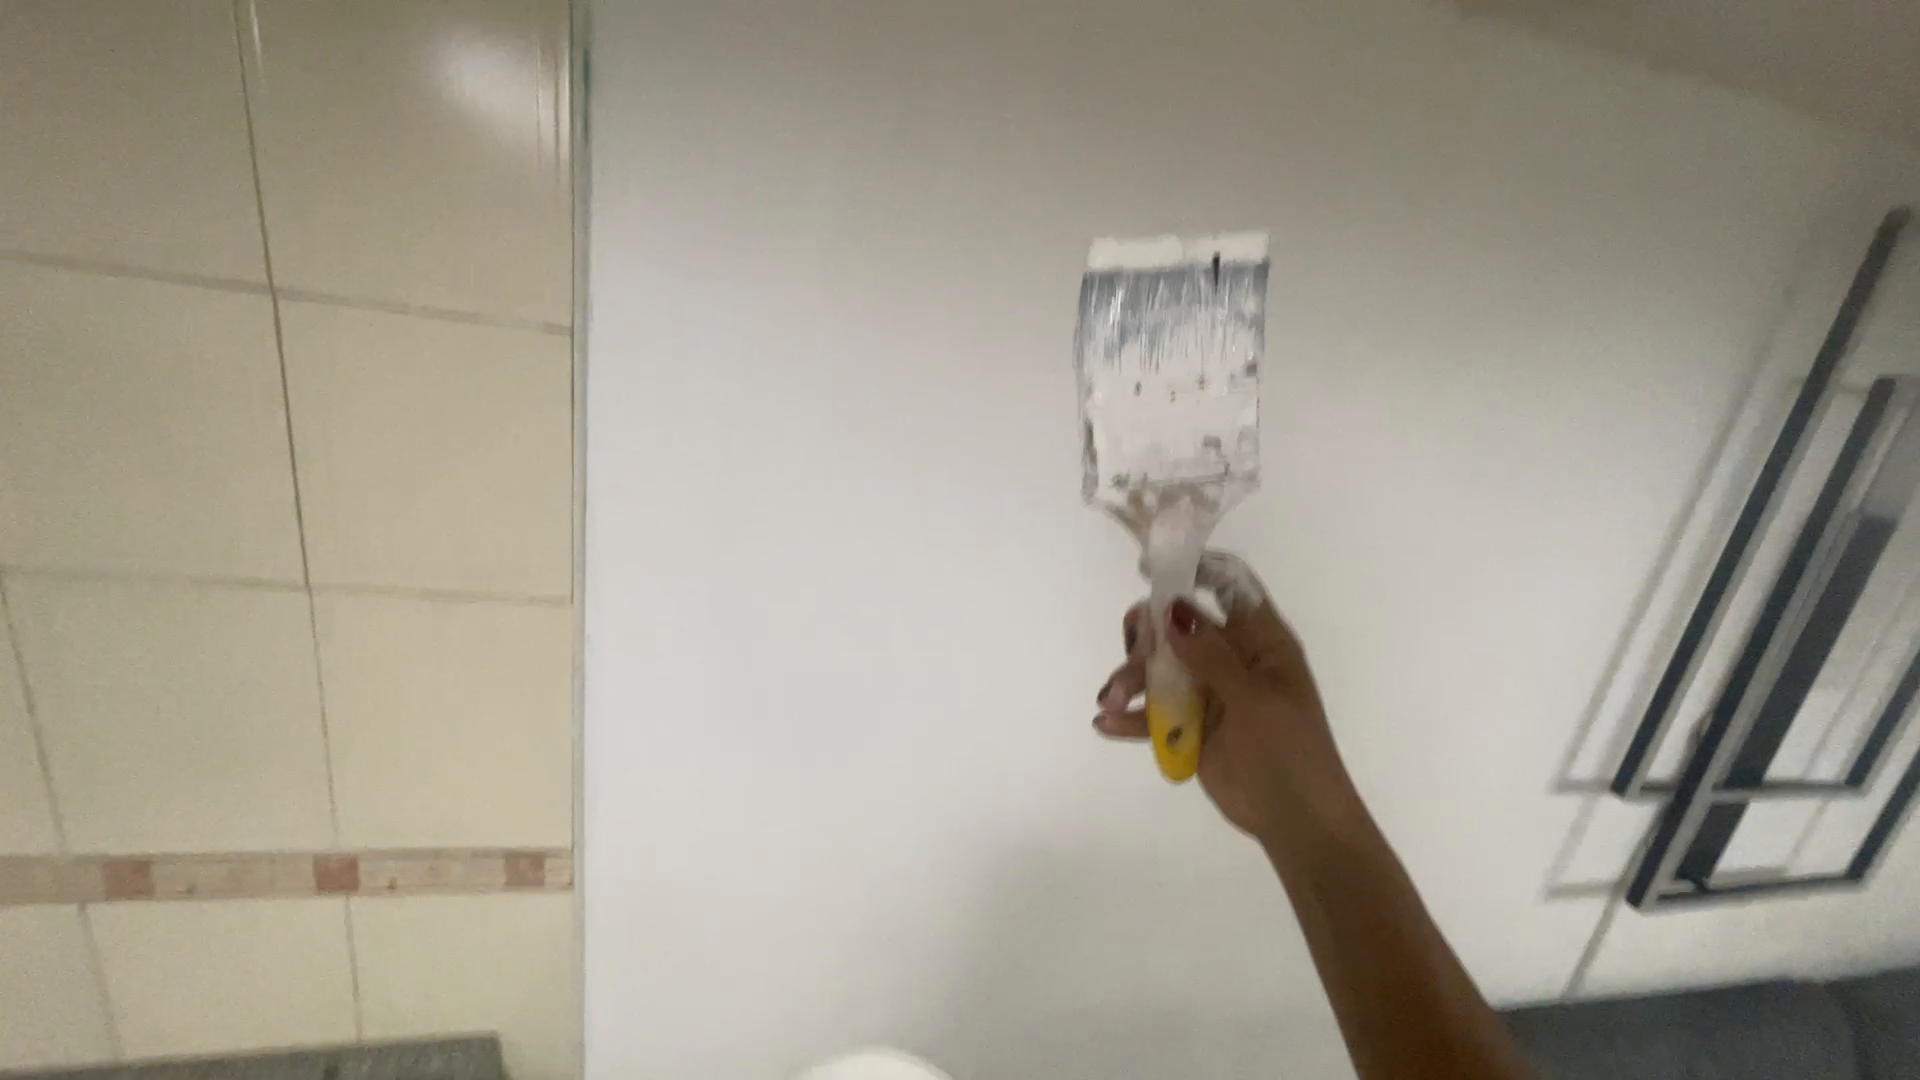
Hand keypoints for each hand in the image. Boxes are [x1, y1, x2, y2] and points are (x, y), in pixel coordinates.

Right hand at [1093, 551, 1357, 841]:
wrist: (1297, 823)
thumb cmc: (1289, 752)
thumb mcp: (1252, 699)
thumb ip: (1209, 655)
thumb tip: (1171, 608)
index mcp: (1260, 642)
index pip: (1228, 587)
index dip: (1193, 571)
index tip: (1150, 571)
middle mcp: (1231, 658)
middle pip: (1179, 627)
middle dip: (1147, 636)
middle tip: (1130, 650)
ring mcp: (1208, 691)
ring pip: (1159, 669)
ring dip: (1131, 680)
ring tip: (1109, 700)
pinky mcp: (1190, 725)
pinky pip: (1154, 712)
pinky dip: (1130, 717)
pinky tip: (1104, 723)